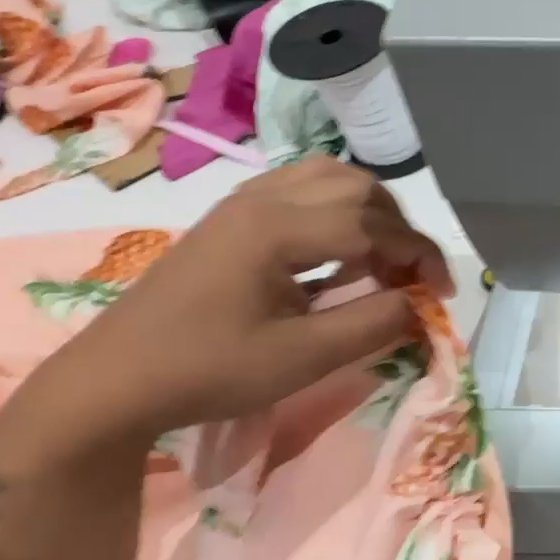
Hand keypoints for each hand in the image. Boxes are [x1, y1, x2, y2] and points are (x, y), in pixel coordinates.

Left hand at [33, 158, 451, 442]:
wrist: (117, 379)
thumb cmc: (210, 370)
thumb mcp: (305, 357)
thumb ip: (375, 324)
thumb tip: (422, 305)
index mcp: (277, 228)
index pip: (375, 225)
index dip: (421, 257)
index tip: (442, 297)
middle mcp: (262, 200)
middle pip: (359, 188)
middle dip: (401, 231)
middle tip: (412, 280)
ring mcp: (243, 204)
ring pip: (331, 179)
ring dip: (372, 215)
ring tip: (383, 263)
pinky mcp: (233, 219)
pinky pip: (303, 191)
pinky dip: (340, 212)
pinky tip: (341, 254)